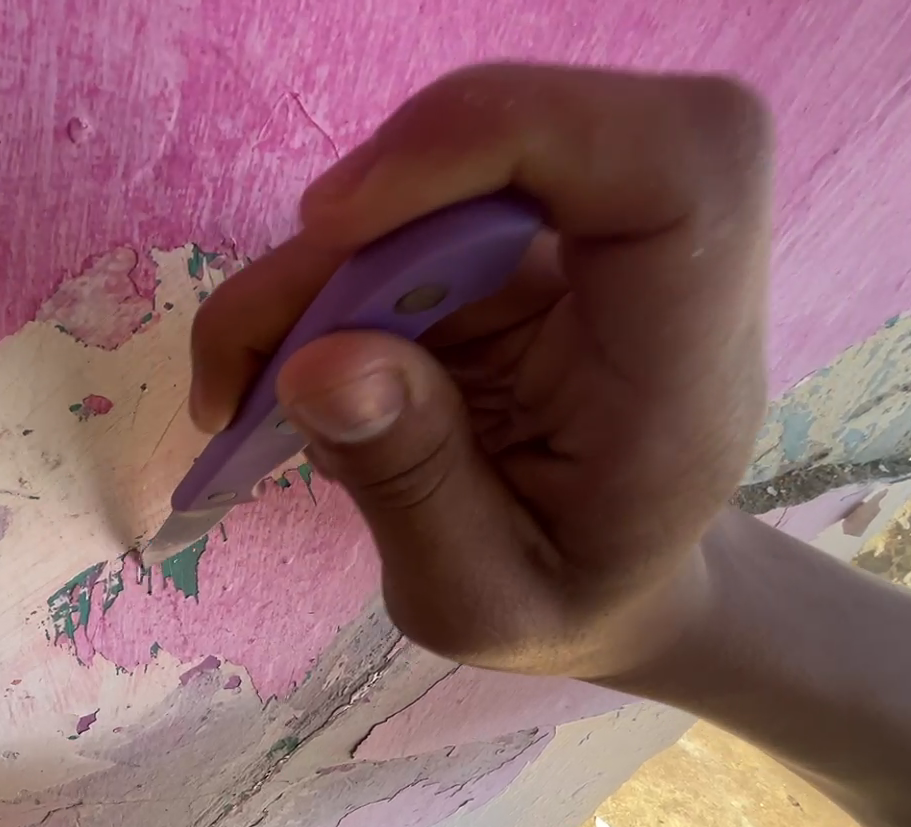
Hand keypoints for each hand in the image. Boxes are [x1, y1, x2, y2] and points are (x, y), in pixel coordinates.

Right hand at [191, 65, 773, 678]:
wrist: (606, 584)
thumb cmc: (562, 604)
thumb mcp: (474, 599)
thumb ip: (411, 489)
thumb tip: (317, 365)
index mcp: (675, 369)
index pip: (668, 160)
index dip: (502, 138)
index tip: (335, 224)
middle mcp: (622, 284)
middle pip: (493, 160)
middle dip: (337, 248)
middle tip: (241, 367)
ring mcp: (550, 266)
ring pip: (410, 202)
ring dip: (295, 289)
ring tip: (235, 401)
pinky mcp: (485, 273)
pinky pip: (379, 245)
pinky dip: (298, 305)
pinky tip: (269, 386)